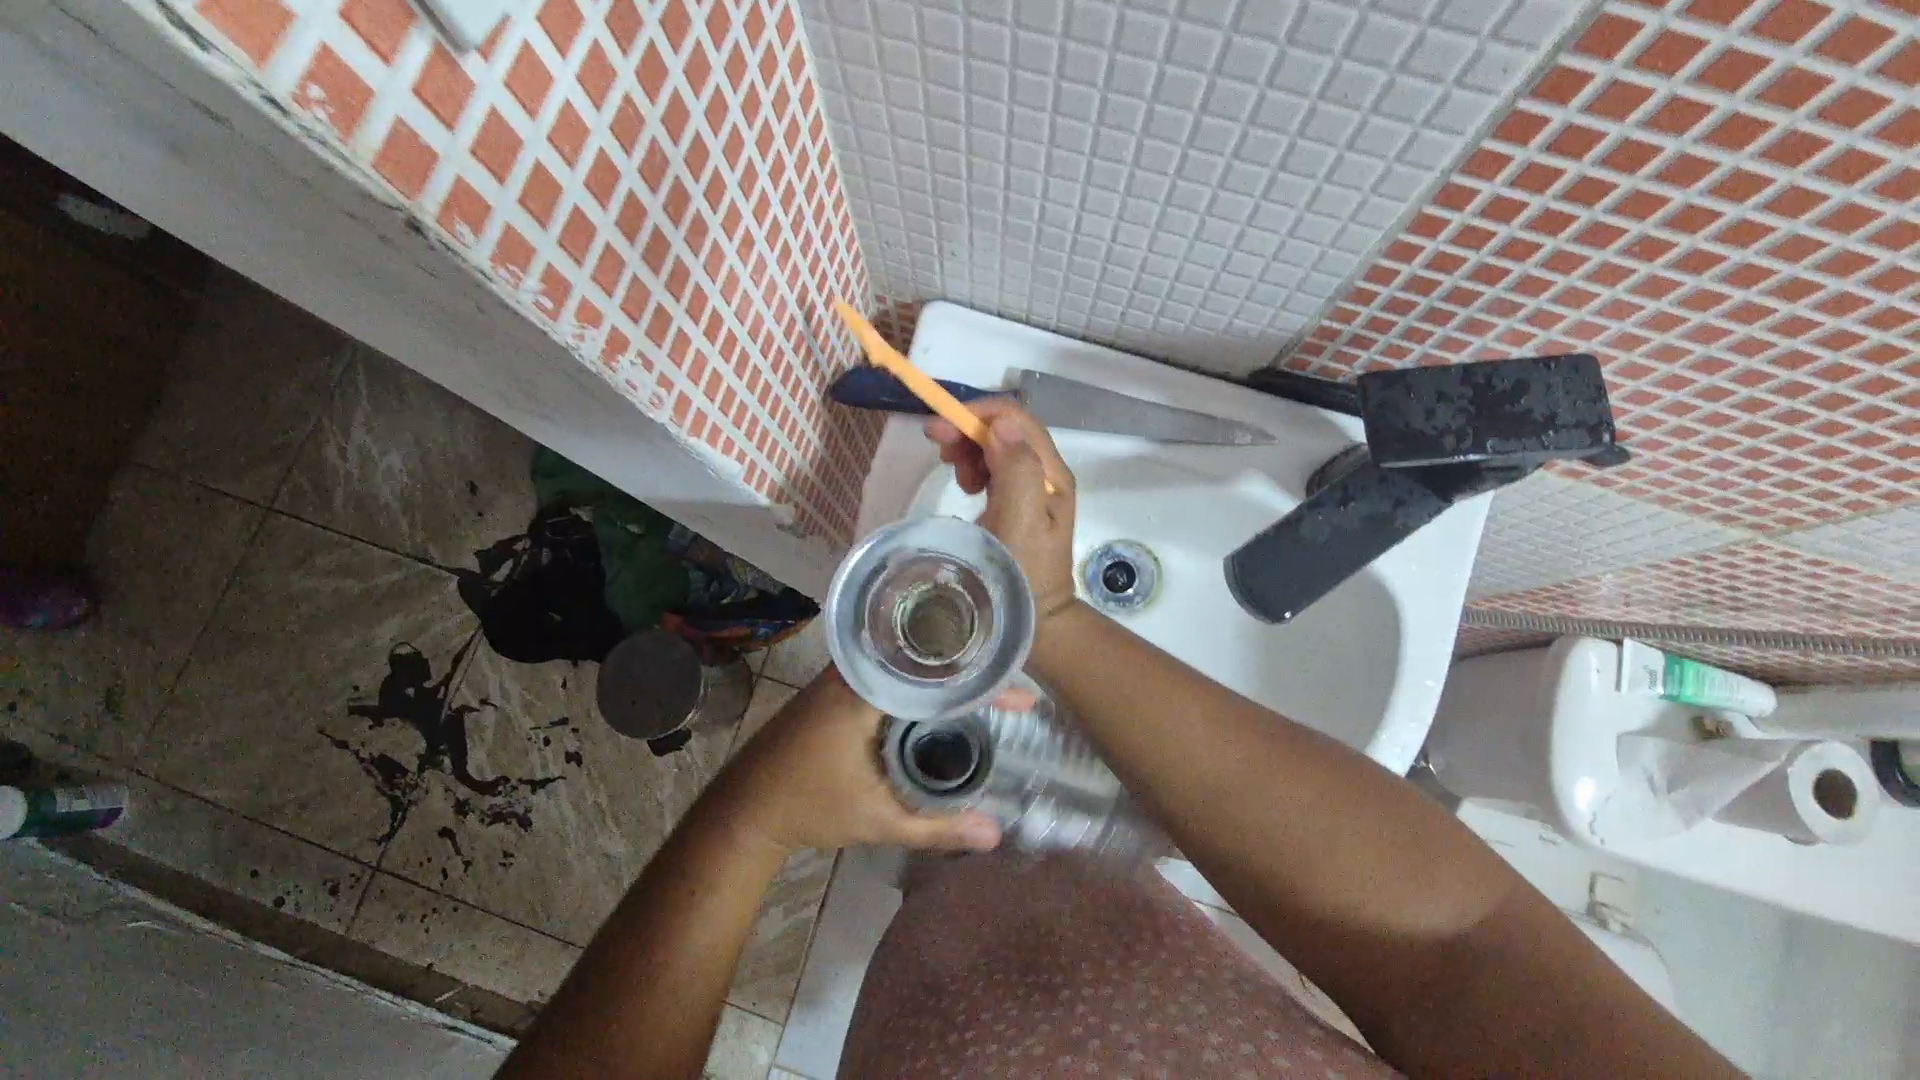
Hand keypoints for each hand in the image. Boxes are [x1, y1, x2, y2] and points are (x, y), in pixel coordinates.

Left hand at [708, 666, 1001, 854]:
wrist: (744, 809)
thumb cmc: (809, 808)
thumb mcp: (878, 820)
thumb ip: (937, 828)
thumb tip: (994, 835)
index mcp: (865, 694)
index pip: (937, 675)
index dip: (984, 684)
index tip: (1023, 698)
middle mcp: (853, 673)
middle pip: (922, 657)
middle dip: (969, 667)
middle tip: (1012, 684)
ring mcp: (839, 678)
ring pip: (903, 662)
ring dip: (942, 671)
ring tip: (987, 685)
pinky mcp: (833, 689)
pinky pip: (887, 672)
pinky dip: (918, 681)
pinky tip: (939, 698)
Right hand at [924, 398, 1077, 624]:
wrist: (1037, 620)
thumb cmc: (1024, 574)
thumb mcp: (1020, 523)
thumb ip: (1016, 470)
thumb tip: (1000, 423)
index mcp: (1050, 473)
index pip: (1014, 418)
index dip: (974, 414)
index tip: (937, 432)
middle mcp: (1045, 474)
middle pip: (1004, 429)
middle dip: (968, 431)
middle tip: (939, 454)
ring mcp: (1033, 488)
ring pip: (996, 446)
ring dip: (968, 452)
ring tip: (957, 480)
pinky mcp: (1018, 502)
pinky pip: (993, 469)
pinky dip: (973, 469)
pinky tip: (966, 489)